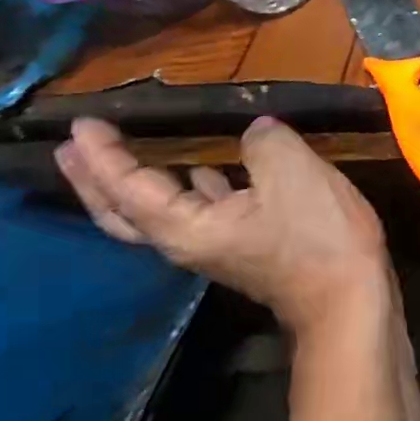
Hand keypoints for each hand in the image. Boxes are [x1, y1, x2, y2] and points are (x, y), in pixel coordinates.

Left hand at [56, 116, 390, 332]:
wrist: (347, 296)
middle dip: (95, 178)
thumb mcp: (292, 173)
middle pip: (123, 212)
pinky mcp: (243, 241)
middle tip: (71, 146)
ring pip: (156, 211)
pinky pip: (195, 208)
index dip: (103, 154)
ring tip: (121, 154)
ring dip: (133, 181)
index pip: (127, 187)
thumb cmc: (315, 234)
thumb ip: (264, 141)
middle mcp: (187, 240)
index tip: (82, 124)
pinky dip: (184, 184)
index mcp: (185, 227)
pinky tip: (200, 168)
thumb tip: (255, 132)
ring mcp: (215, 243)